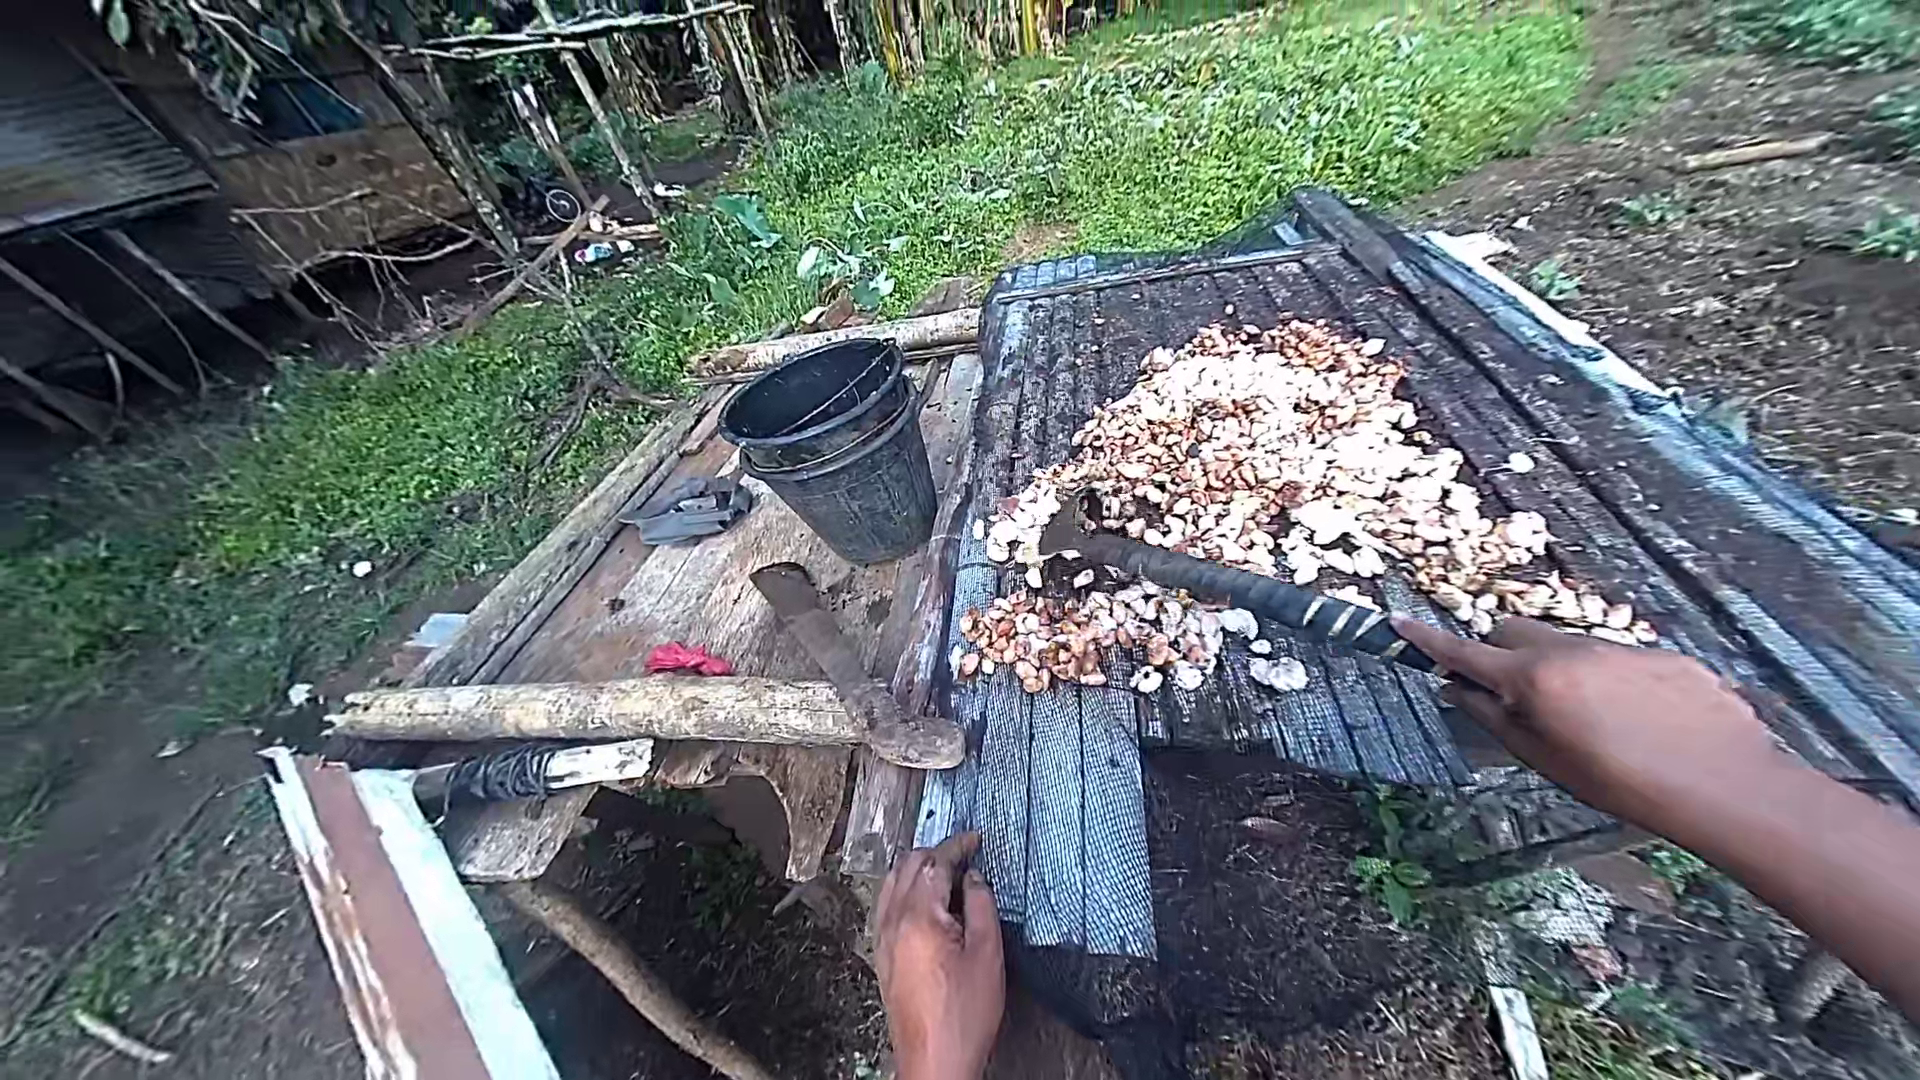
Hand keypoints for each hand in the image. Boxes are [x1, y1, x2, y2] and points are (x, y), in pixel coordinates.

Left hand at [875, 832, 1004, 1079]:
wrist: (934, 1066)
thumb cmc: (964, 1014)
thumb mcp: (988, 955)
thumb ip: (982, 904)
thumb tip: (973, 877)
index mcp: (919, 915)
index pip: (936, 862)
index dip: (958, 845)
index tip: (974, 839)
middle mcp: (894, 919)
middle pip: (910, 863)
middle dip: (938, 852)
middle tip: (965, 857)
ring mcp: (883, 936)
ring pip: (894, 878)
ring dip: (919, 867)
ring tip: (946, 873)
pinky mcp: (881, 953)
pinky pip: (887, 901)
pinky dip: (905, 886)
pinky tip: (924, 899)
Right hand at [1391, 615, 1789, 831]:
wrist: (1736, 792)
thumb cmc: (1619, 782)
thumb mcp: (1538, 755)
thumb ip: (1489, 715)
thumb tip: (1457, 688)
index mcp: (1532, 678)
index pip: (1463, 651)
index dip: (1426, 639)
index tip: (1399, 621)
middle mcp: (1571, 651)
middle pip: (1512, 631)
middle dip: (1500, 651)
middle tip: (1513, 688)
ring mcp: (1623, 650)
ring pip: (1566, 644)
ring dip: (1557, 665)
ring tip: (1591, 712)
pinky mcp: (1669, 658)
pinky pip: (1618, 657)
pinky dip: (1610, 677)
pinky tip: (1641, 716)